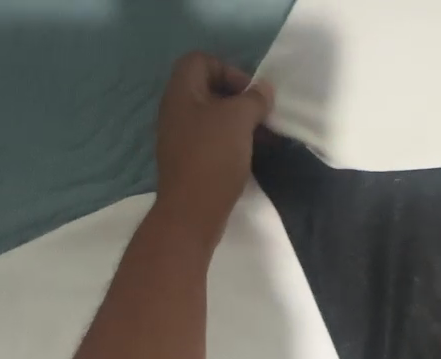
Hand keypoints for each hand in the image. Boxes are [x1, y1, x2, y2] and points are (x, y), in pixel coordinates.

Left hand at [152, 52, 274, 248]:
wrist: (191, 214)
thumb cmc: (213, 158)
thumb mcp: (239, 120)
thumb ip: (254, 100)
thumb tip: (264, 89)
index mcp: (182, 92)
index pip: (202, 61)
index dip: (229, 71)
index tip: (252, 95)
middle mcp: (176, 112)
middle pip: (209, 92)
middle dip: (239, 102)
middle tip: (263, 119)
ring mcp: (180, 140)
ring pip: (213, 121)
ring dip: (239, 127)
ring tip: (264, 141)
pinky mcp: (188, 165)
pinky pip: (211, 145)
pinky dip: (231, 146)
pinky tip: (249, 159)